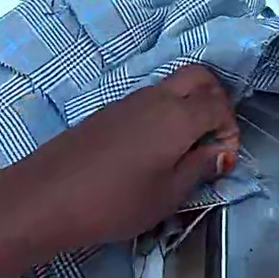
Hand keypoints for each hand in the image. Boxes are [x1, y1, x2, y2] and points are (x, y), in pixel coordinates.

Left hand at [0, 64, 239, 251]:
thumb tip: (222, 151)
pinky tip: (155, 148)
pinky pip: (150, 98)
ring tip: (184, 149)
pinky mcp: (109, 110)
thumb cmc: (115, 201)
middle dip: (216, 100)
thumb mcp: (167, 195)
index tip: (222, 160)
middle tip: (212, 139)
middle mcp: (155, 97)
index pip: (219, 104)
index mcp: (177, 115)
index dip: (230, 129)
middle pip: (198, 77)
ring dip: (189, 105)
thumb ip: (199, 167)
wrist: (48, 195)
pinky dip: (165, 111)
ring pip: (172, 85)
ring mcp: (129, 99)